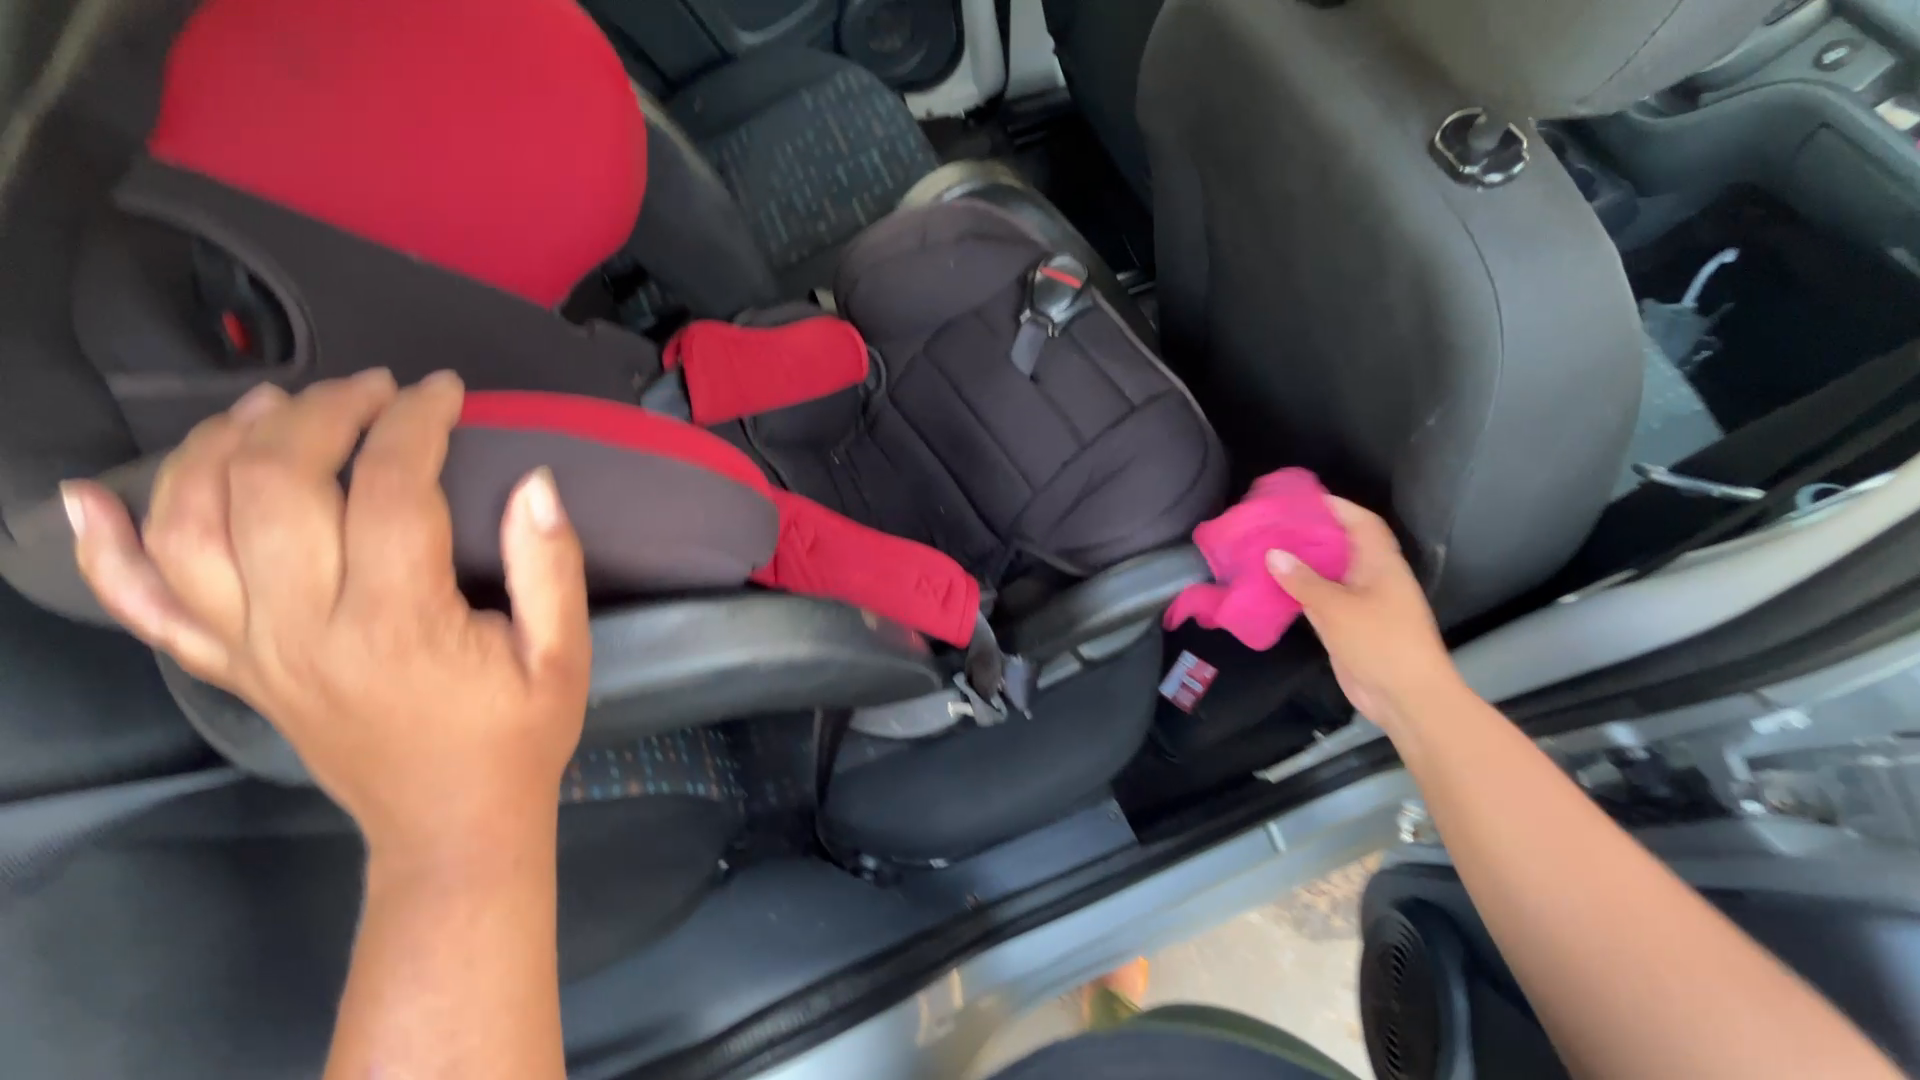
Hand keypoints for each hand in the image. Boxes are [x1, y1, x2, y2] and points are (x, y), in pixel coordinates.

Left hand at [63, 370, 591, 864]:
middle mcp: (305, 630)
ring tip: (271, 407)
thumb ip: (550, 566)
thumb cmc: (518, 739)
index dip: (416, 422)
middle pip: (275, 486)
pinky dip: (105, 550)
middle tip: (372, 389)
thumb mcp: (563, 657)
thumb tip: (534, 481)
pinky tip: (89, 499)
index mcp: (399, 623)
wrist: (452, 826)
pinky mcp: (233, 671)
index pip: (389, 488)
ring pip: (193, 526)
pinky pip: (144, 606)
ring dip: (220, 449)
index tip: (445, 390)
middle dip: (321, 414)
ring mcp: (254, 652)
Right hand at [1266, 497, 1466, 735]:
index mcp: (1381, 565)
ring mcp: (1362, 605)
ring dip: (1303, 565)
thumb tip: (1273, 554)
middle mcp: (1373, 579)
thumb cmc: (1381, 643)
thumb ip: (1303, 581)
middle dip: (1312, 534)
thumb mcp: (1337, 608)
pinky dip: (1300, 592)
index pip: (1362, 524)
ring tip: (1266, 551)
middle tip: (1275, 524)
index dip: (1338, 507)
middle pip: (1342, 547)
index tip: (1304, 499)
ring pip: (1329, 575)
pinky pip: (1321, 601)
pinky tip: (1273, 588)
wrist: (1406, 697)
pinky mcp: (1349, 628)